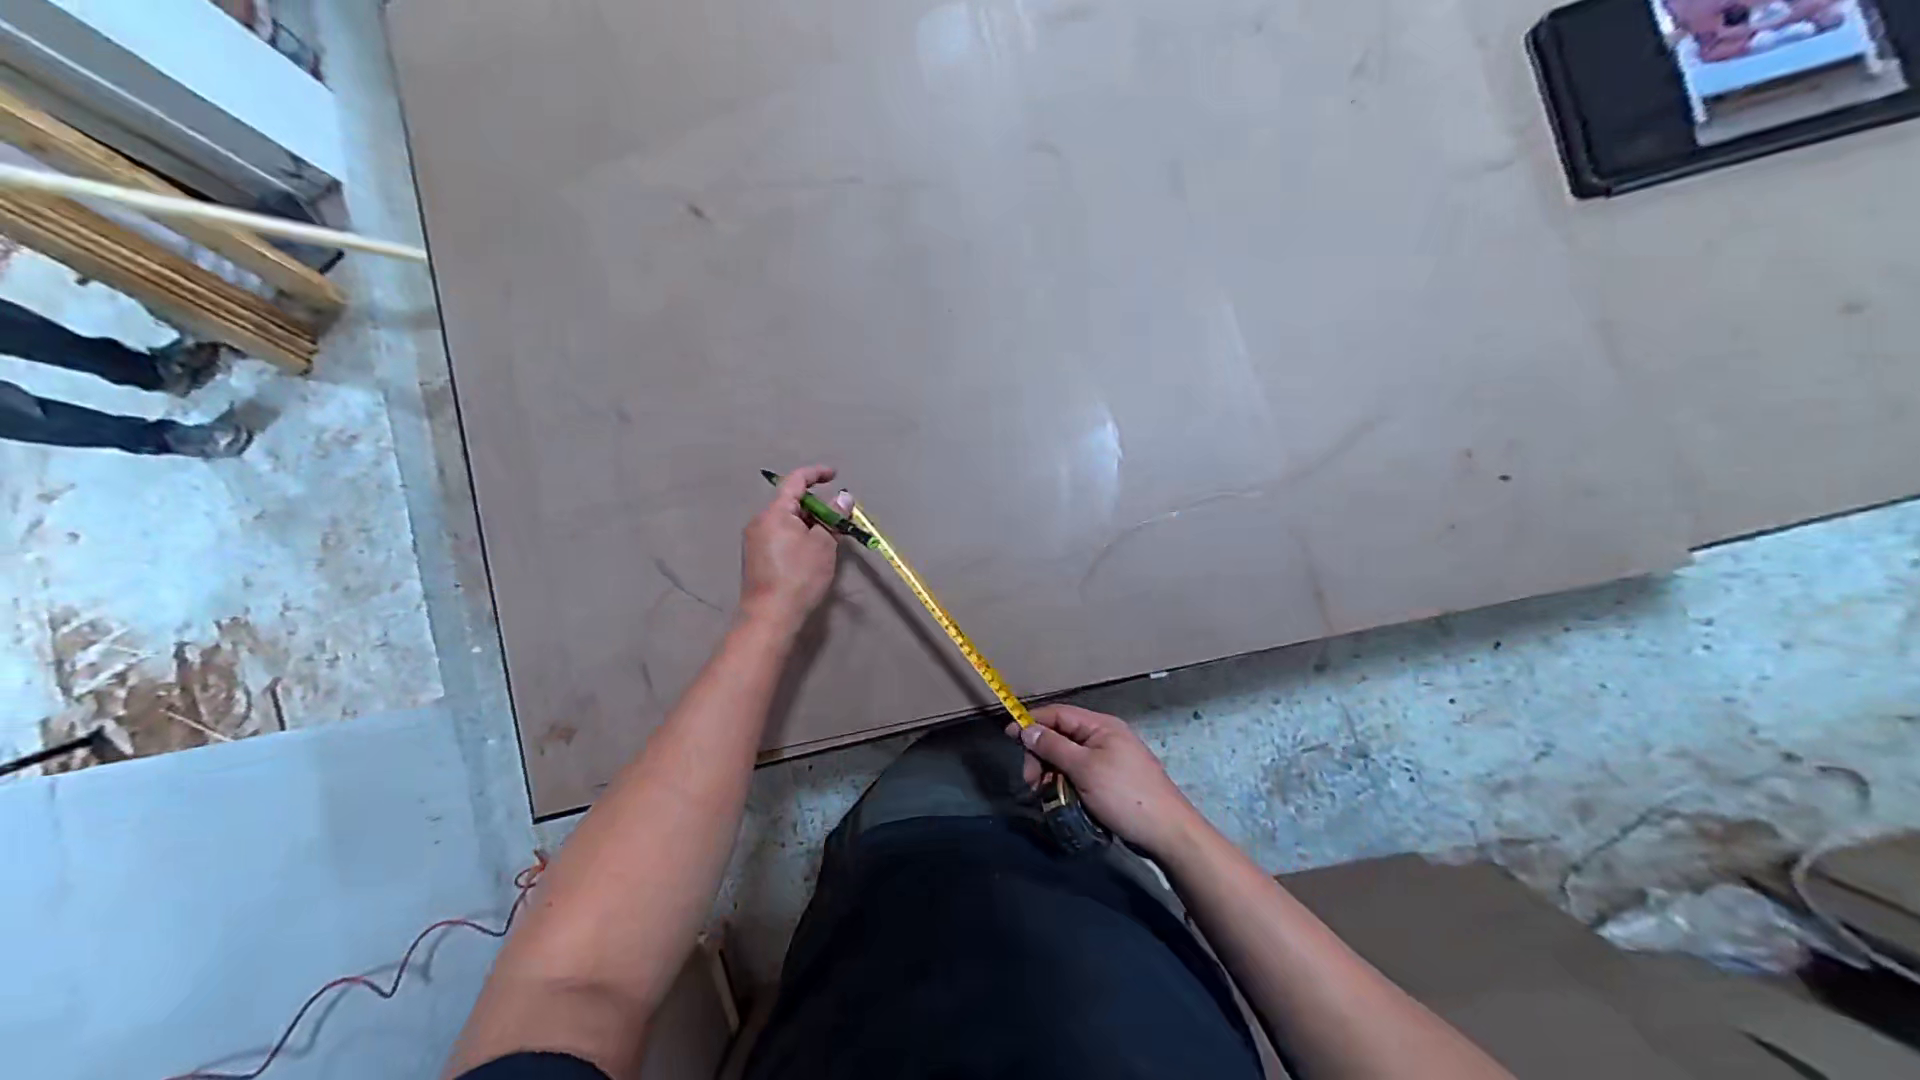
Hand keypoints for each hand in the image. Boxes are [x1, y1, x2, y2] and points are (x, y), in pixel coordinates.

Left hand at [741, 465, 852, 629]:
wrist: (771, 615)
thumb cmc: (799, 576)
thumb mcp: (823, 544)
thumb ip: (833, 517)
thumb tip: (843, 498)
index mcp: (774, 513)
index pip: (795, 481)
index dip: (816, 474)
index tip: (834, 475)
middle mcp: (760, 522)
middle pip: (791, 502)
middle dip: (817, 506)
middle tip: (840, 519)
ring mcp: (756, 540)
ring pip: (787, 521)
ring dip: (810, 523)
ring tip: (831, 538)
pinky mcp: (757, 557)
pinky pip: (781, 536)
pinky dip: (800, 536)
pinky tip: (814, 552)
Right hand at [1007, 704, 1207, 856]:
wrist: (1168, 832)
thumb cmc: (1125, 795)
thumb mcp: (1084, 768)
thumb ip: (1053, 746)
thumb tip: (1027, 729)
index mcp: (1100, 726)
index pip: (1058, 713)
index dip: (1031, 722)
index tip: (1009, 736)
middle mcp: (1104, 737)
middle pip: (1060, 736)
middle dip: (1040, 755)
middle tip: (1030, 782)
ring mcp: (1108, 759)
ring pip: (1067, 758)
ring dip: (1050, 773)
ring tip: (1044, 795)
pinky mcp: (1110, 781)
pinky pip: (1079, 774)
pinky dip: (1065, 783)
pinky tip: (1060, 799)